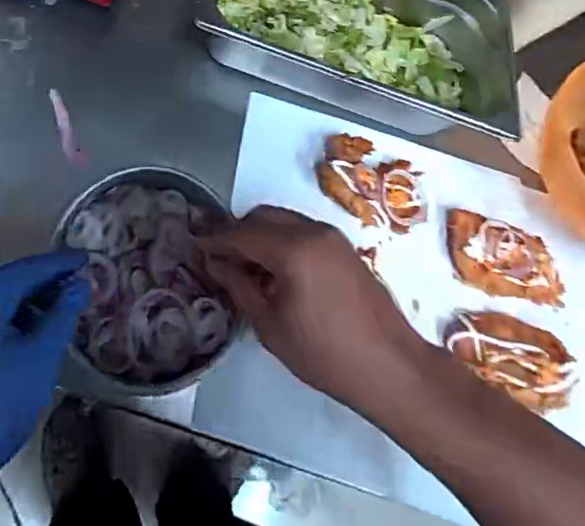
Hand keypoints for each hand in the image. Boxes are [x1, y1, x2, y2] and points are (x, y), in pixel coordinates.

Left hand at [0, 250, 88, 525]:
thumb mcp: (37, 364)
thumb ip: (61, 318)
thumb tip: (79, 283)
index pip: (27, 268)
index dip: (59, 263)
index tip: (86, 258)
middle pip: (7, 281)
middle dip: (42, 281)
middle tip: (75, 285)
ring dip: (25, 303)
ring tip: (55, 316)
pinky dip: (6, 321)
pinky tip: (23, 340)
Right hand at [200, 206, 432, 416]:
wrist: (390, 367)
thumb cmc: (324, 354)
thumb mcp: (270, 325)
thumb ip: (238, 285)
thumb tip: (214, 262)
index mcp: (292, 249)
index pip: (242, 234)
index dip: (215, 239)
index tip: (193, 242)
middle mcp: (312, 231)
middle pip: (262, 217)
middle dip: (237, 232)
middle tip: (217, 255)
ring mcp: (331, 235)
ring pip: (283, 219)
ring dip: (260, 234)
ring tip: (244, 265)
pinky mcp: (343, 246)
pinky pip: (302, 229)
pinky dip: (281, 239)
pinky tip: (274, 269)